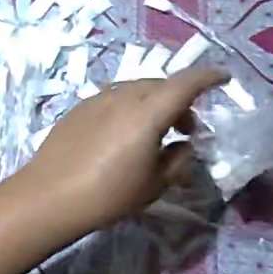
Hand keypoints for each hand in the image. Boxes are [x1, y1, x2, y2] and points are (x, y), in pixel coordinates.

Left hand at [13, 67, 225, 234]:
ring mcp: (93, 101)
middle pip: (158, 85)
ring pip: (132, 90)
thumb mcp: (155, 183)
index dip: (208, 77)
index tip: (224, 78)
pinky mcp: (75, 110)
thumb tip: (184, 145)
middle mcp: (120, 97)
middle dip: (179, 98)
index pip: (185, 83)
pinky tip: (125, 135)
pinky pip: (110, 100)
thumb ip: (178, 159)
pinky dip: (127, 108)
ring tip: (157, 133)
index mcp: (146, 112)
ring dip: (151, 103)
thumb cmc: (108, 194)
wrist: (48, 196)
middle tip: (188, 127)